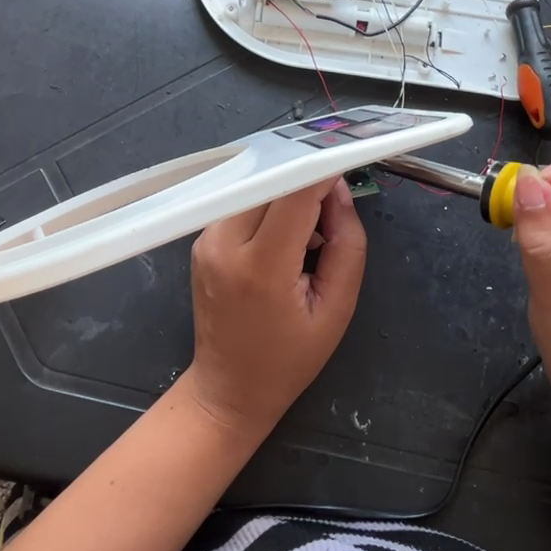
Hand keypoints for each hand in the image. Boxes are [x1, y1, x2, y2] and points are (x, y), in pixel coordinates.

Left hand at [183, 179, 366, 433]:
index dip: (323, 171)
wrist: (229, 388)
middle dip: (307, 183)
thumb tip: (338, 189)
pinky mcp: (202, 239)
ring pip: (257, 189)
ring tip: (309, 230)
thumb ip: (346, 243)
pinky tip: (285, 236)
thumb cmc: (290, 357)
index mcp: (260, 267)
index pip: (293, 194)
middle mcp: (223, 244)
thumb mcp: (338, 307)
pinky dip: (269, 207)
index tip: (347, 161)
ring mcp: (206, 239)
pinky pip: (243, 203)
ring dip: (287, 195)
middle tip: (333, 206)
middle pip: (272, 183)